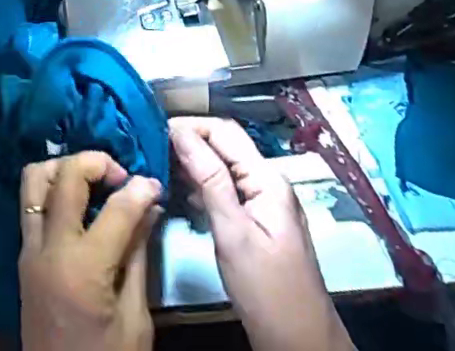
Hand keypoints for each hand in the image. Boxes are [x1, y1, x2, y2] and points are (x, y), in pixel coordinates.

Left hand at [19, 152, 162, 350]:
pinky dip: (53, 187)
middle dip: (97, 162)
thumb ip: (138, 254)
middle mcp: (49, 248)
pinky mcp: (23, 255)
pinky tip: (78, 199)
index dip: (141, 188)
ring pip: (34, 178)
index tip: (155, 183)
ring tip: (94, 181)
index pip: (116, 207)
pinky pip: (31, 202)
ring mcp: (29, 249)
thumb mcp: (135, 318)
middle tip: (122, 177)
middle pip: (65, 175)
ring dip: (65, 167)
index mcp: (83, 268)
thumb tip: (148, 205)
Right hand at [171, 118, 354, 350]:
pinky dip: (202, 183)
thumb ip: (209, 179)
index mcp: (267, 178)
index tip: (154, 130)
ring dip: (193, 160)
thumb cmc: (267, 290)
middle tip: (152, 145)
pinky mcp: (256, 220)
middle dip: (190, 139)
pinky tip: (180, 190)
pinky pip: (226, 188)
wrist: (301, 344)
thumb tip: (181, 133)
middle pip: (225, 145)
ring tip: (159, 163)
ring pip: (224, 165)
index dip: (189, 125)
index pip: (224, 131)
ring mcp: (263, 201)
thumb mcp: (233, 233)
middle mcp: (267, 181)